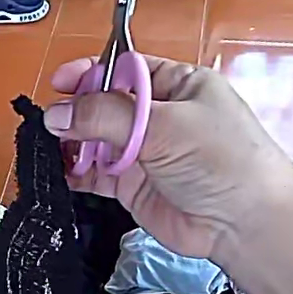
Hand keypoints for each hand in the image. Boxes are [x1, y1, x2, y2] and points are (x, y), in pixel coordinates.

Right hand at [43, 54, 292, 261]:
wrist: (241, 224)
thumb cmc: (221, 161)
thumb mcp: (165, 126)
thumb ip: (107, 117)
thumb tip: (58, 114)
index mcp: (176, 86)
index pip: (125, 70)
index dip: (91, 73)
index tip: (61, 82)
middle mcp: (158, 117)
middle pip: (105, 106)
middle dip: (77, 113)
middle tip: (52, 124)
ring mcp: (144, 153)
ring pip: (96, 141)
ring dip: (73, 145)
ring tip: (51, 149)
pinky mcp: (132, 186)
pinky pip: (96, 175)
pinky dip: (76, 174)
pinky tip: (60, 173)